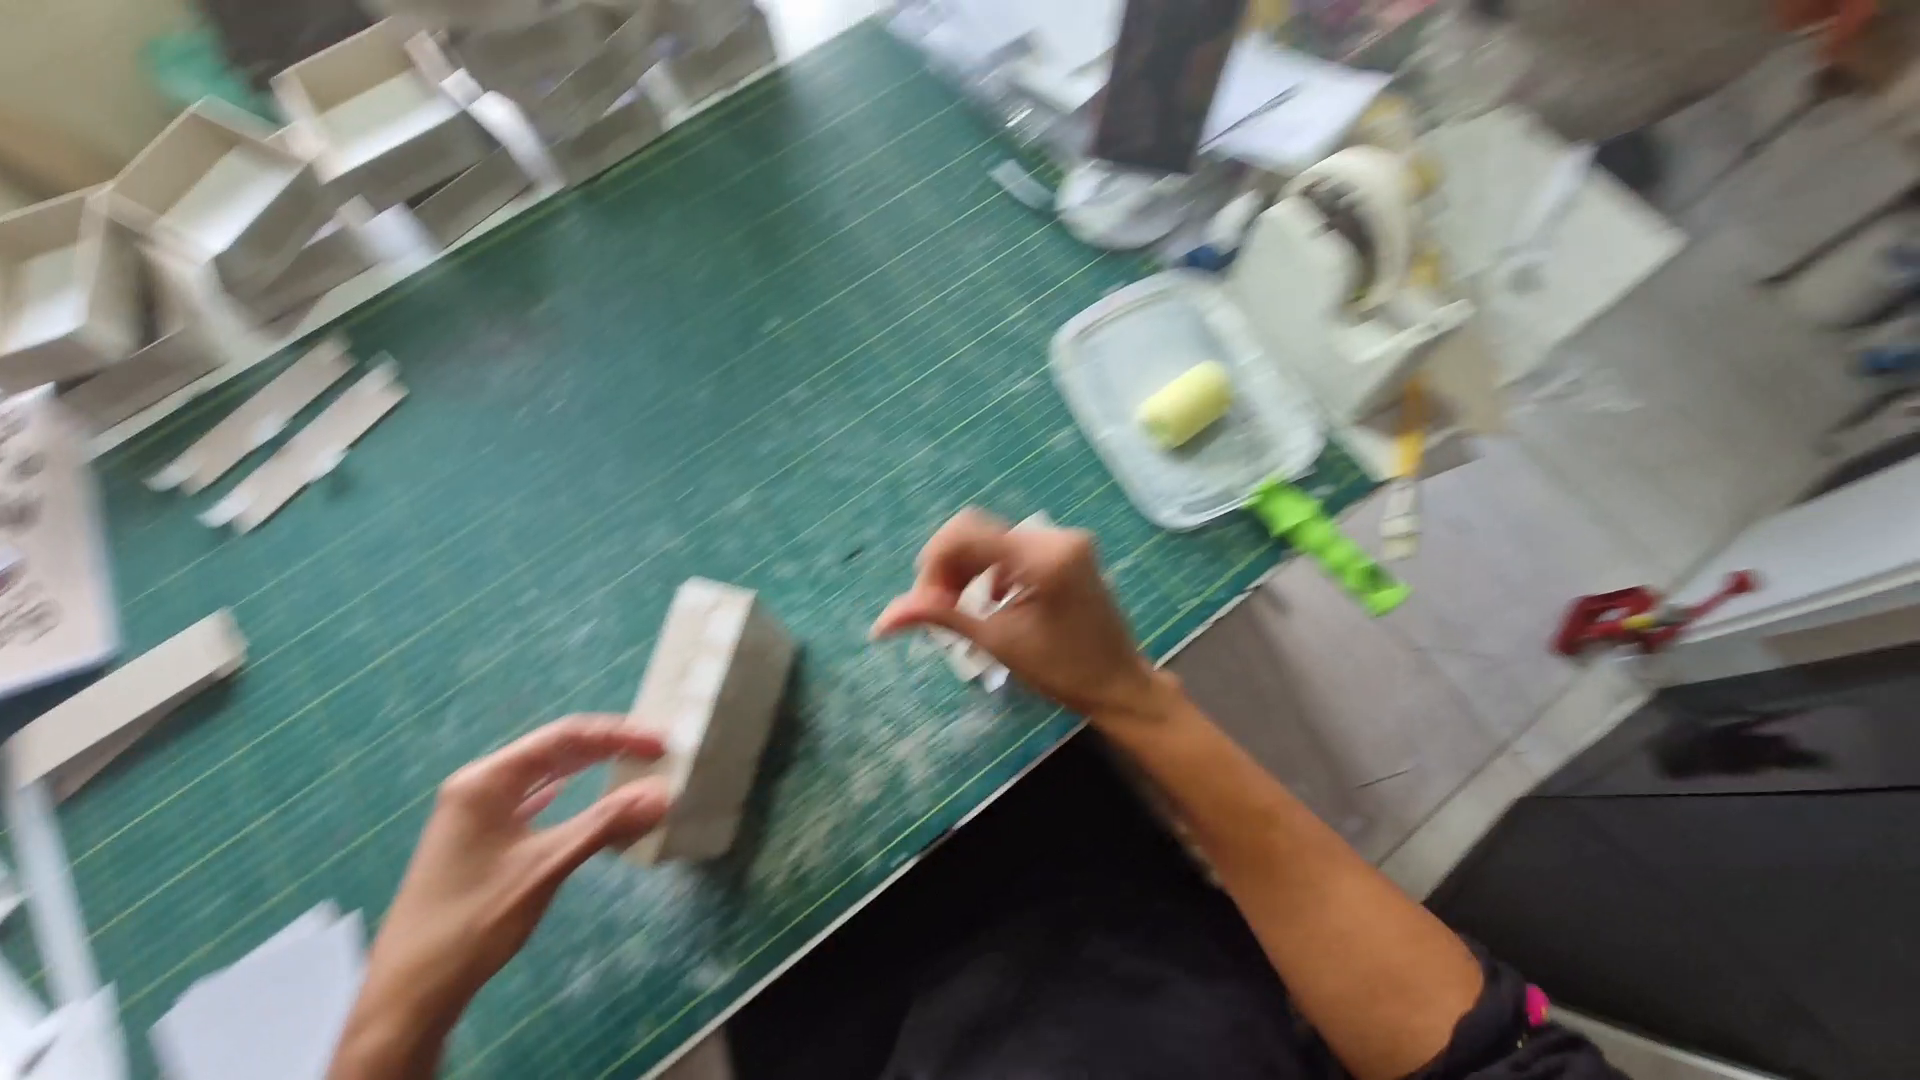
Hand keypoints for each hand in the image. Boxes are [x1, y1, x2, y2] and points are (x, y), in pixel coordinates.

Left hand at [331, 717, 670, 1077]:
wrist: (409, 991)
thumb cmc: (474, 919)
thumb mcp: (546, 867)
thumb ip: (605, 824)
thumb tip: (663, 794)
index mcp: (487, 780)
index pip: (564, 737)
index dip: (617, 735)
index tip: (659, 744)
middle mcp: (478, 785)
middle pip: (552, 750)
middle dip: (604, 747)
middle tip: (652, 751)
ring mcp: (473, 812)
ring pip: (540, 774)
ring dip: (584, 768)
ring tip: (627, 765)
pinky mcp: (477, 838)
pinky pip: (529, 800)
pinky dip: (562, 792)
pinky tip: (573, 791)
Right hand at [871, 509, 1170, 724]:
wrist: (1120, 686)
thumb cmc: (1062, 671)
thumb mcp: (997, 641)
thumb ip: (940, 617)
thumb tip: (882, 620)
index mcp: (1041, 556)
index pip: (965, 533)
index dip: (933, 563)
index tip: (926, 604)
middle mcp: (1055, 537)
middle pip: (977, 533)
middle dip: (948, 569)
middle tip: (937, 610)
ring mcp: (1065, 542)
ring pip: (993, 541)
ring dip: (968, 571)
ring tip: (961, 611)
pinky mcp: (1069, 552)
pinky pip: (1014, 550)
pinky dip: (992, 572)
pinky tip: (991, 603)